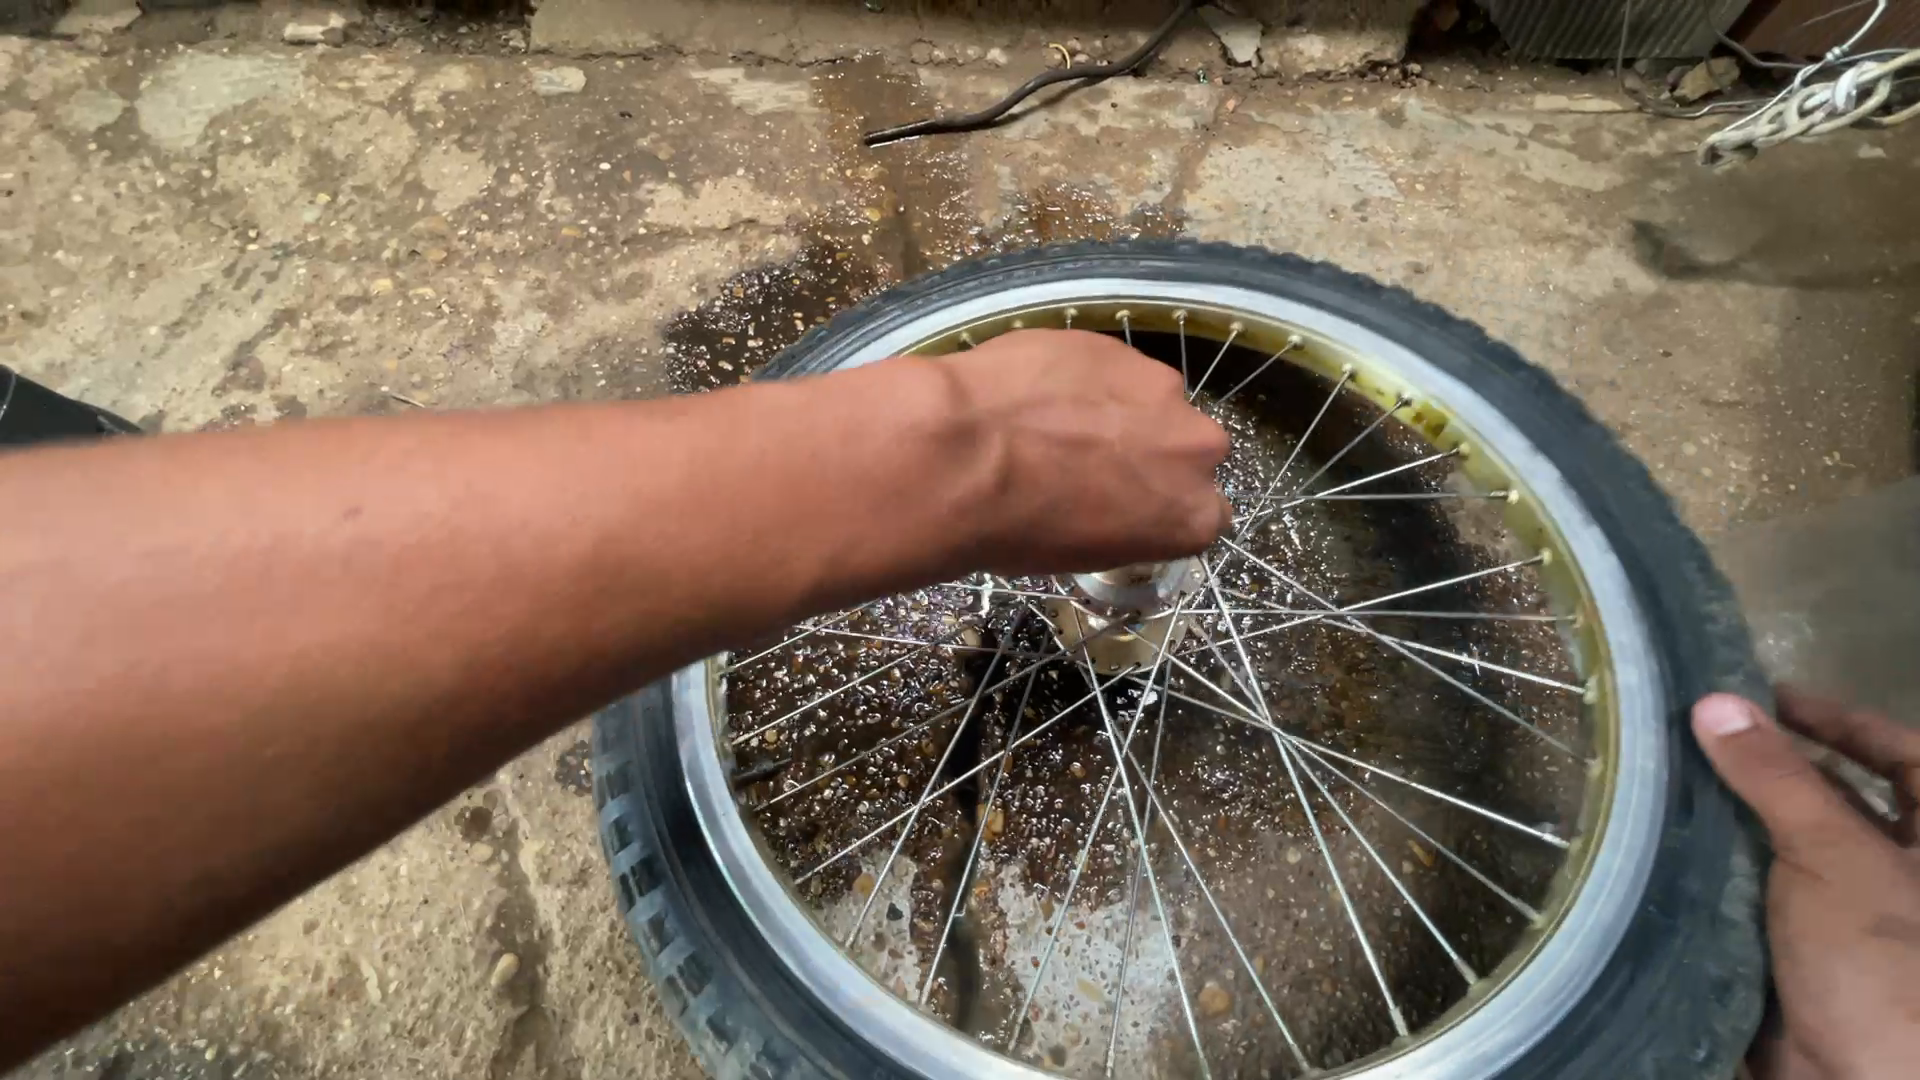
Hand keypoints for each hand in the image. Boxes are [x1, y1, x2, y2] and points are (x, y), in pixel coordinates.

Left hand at [928, 329, 1231, 576]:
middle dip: (1145, 454)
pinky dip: (1081, 379)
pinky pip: (1108, 368)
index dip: (1155, 508)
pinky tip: (1036, 392)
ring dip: (1115, 411)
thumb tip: (1101, 506)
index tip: (1123, 507)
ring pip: (1148, 401)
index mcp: (1192, 517)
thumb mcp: (1075, 554)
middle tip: (1087, 463)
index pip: (1198, 513)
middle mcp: (1194, 449)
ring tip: (1055, 423)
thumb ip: (1118, 525)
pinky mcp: (1116, 345)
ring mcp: (1159, 388)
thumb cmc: (1017, 528)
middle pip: (1183, 451)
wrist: (967, 453)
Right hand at [1692, 690, 1919, 1079]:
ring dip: (1732, 803)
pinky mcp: (1797, 934)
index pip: (1910, 760)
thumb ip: (1778, 778)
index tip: (1765, 694)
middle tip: (1695, 727)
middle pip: (1841, 794)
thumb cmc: (1892, 963)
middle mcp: (1907, 873)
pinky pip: (1754, 872)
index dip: (1843, 721)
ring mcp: (1852, 907)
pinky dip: (1715, 847)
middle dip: (1771, 759)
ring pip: (1788, 834)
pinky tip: (1663, 826)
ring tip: (1662, 768)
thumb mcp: (1838, 858)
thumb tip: (1716, 701)